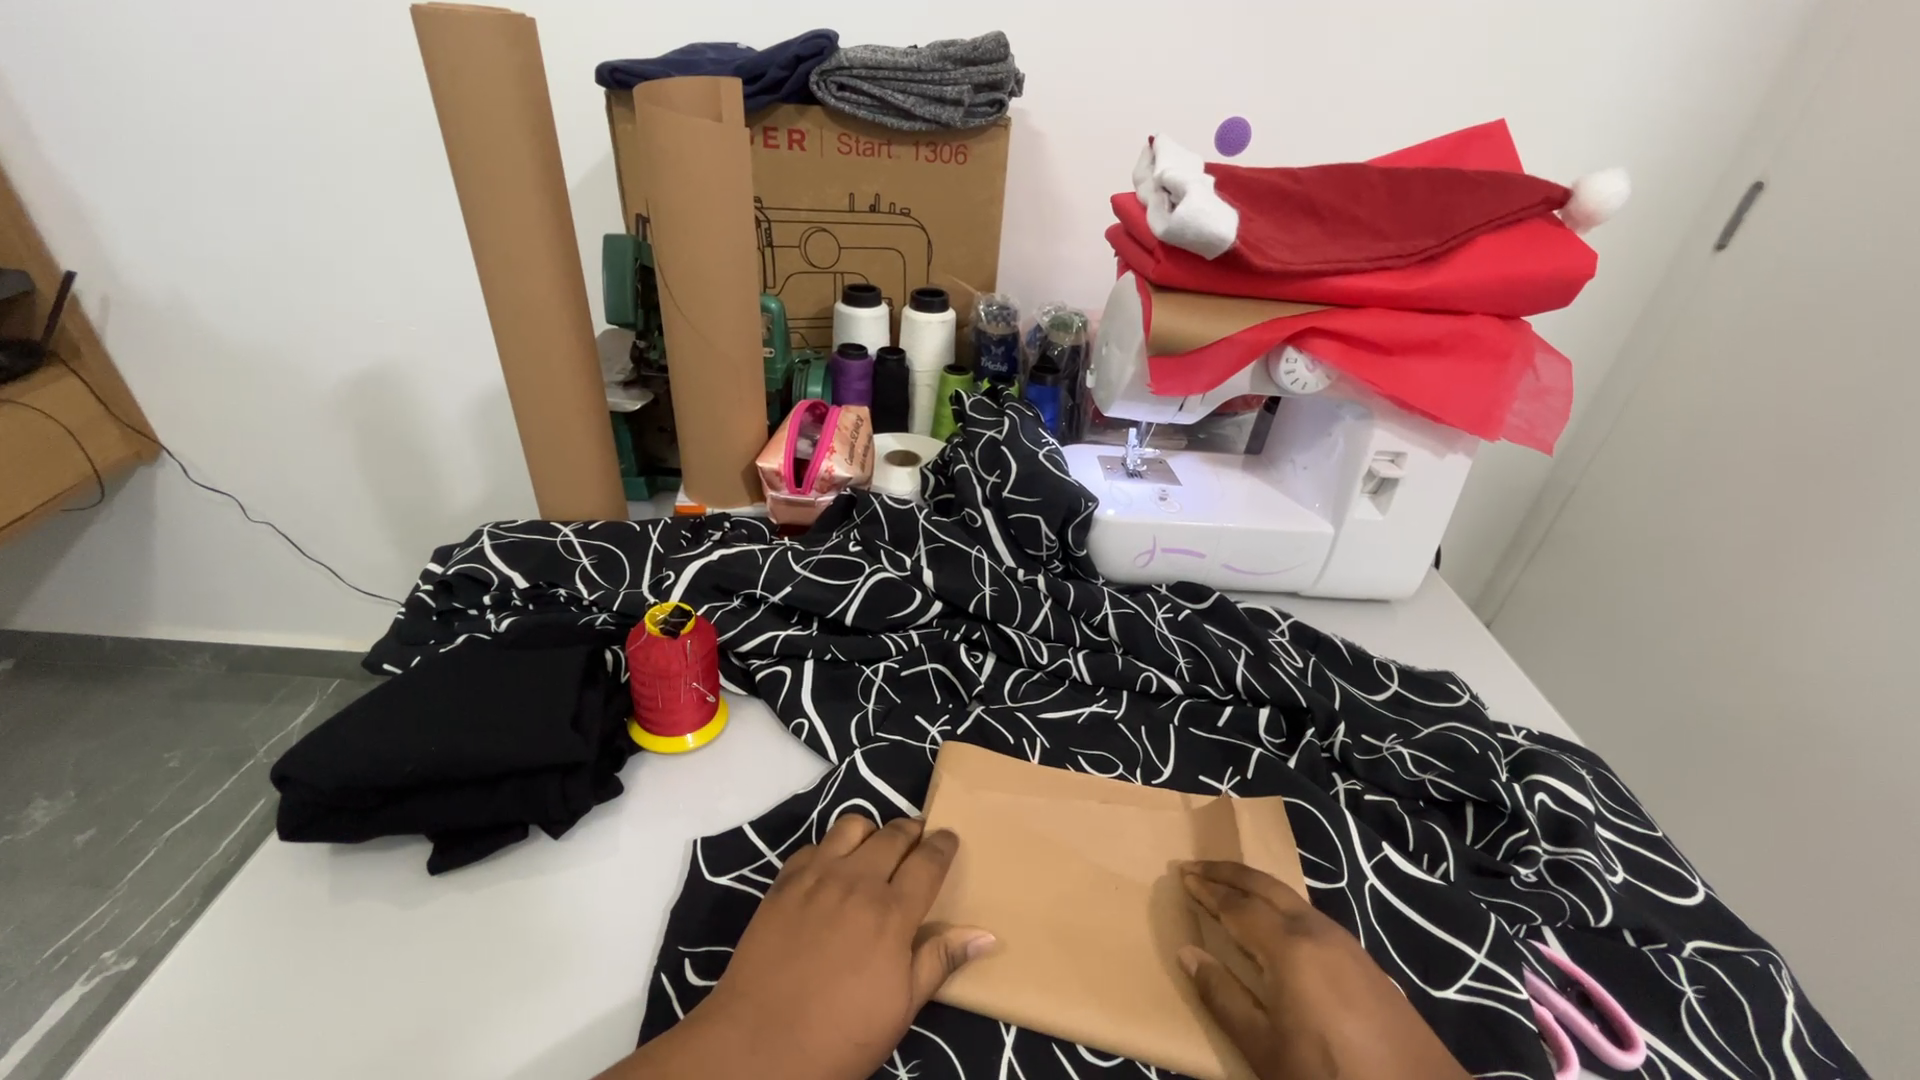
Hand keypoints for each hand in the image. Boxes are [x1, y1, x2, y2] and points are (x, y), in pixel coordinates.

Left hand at [601, 815, 991, 1079]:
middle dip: (912, 832)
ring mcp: (817, 877)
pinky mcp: (783, 883)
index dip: (944, 845)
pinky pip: (814, 845)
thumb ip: (940, 960)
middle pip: (894, 834)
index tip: (949, 838)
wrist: (759, 1045)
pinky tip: (831, 871)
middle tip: (917, 841)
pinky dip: (830, 849)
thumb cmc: (841, 1035)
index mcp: (892, 913)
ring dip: (871, 832)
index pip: (929, 860)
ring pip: (853, 826)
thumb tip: (986, 935)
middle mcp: (857, 882)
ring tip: (874, 850)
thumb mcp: (901, 1007)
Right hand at [1178, 861, 1470, 1079]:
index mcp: (1289, 948)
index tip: (1182, 875)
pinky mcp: (1363, 960)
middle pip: (1265, 885)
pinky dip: (1279, 905)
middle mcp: (1316, 930)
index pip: (1237, 906)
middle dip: (1228, 872)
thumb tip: (1188, 953)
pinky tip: (1274, 924)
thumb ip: (1223, 997)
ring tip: (1228, 889)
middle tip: (1196, 866)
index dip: (1207, 890)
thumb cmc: (1331, 1076)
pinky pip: (1308, 915)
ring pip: (1290, 897)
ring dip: (1255, 886)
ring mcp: (1345, 942)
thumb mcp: (1265, 1050)